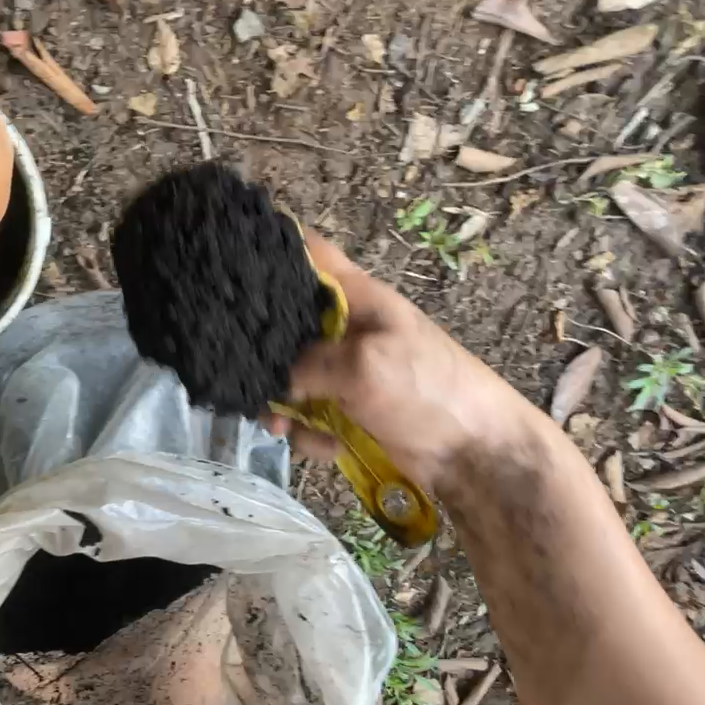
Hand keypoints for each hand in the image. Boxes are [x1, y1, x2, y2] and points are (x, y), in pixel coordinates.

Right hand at [269, 236, 546, 494]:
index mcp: (356, 299)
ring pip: (287, 380)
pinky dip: (310, 435)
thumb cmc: (428, 391)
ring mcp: (344, 373)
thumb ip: (309, 364)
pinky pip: (306, 418)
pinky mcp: (344, 411)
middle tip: (251, 382)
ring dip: (282, 409)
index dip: (272, 252)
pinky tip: (330, 446)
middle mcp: (345, 330)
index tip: (231, 268)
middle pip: (284, 327)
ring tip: (286, 431)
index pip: (310, 255)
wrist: (472, 452)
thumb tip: (274, 380)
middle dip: (263, 358)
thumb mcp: (365, 365)